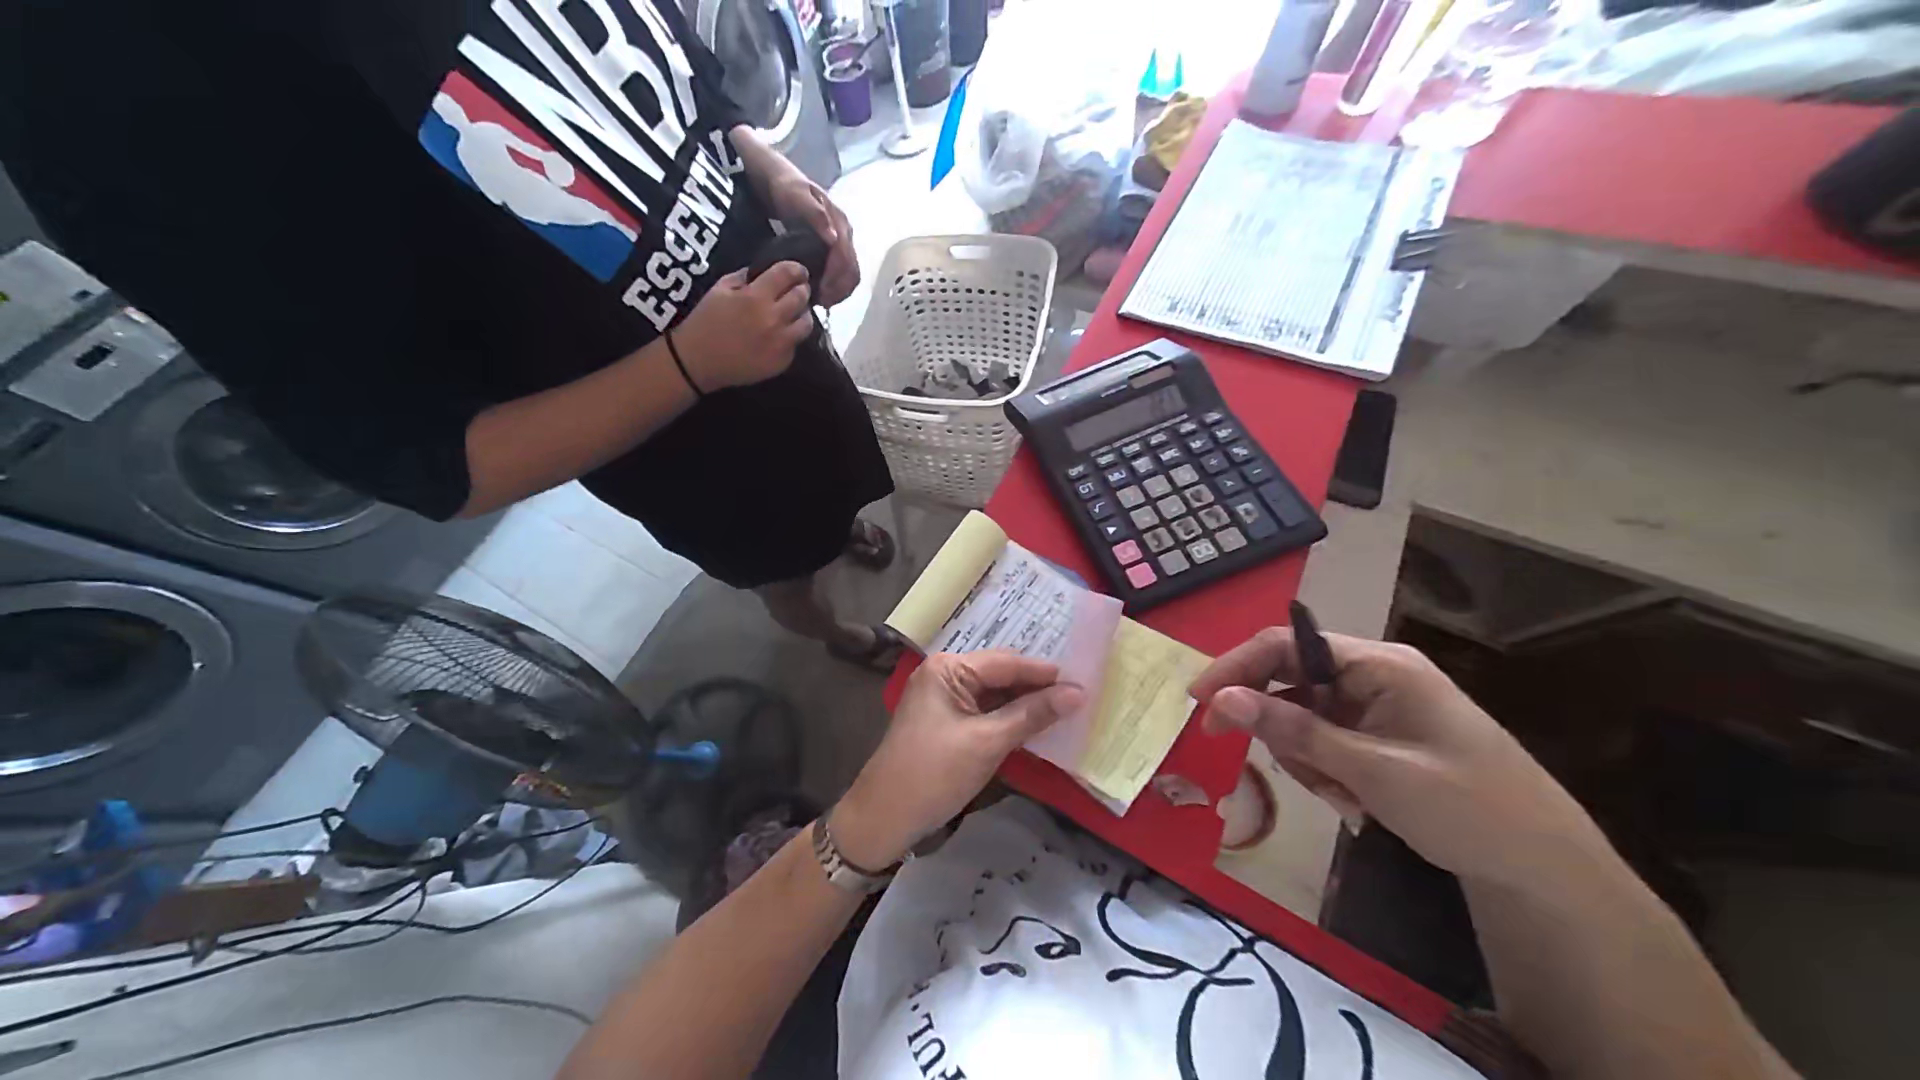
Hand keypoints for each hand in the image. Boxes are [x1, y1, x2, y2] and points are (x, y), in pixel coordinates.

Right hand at [670, 262, 813, 390]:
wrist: (697, 362)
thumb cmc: (705, 322)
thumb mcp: (720, 290)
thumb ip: (744, 278)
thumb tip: (765, 272)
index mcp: (756, 297)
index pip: (788, 274)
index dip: (797, 269)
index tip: (798, 271)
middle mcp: (774, 319)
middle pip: (802, 297)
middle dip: (801, 290)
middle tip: (797, 290)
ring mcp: (781, 343)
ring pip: (806, 323)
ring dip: (802, 314)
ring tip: (793, 313)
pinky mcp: (782, 361)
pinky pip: (795, 344)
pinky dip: (791, 337)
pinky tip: (779, 336)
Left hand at [763, 172, 858, 306]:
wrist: (778, 179)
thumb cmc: (785, 187)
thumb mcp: (795, 195)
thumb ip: (814, 215)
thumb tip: (833, 239)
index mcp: (839, 222)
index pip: (845, 258)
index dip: (835, 280)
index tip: (822, 295)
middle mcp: (845, 233)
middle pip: (852, 270)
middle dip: (839, 290)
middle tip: (821, 304)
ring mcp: (842, 241)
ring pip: (850, 274)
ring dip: (839, 291)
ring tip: (821, 302)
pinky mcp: (835, 248)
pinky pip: (843, 273)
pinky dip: (836, 287)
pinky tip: (822, 294)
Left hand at [832, 652, 1084, 869]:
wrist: (884, 818)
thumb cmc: (934, 773)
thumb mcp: (987, 742)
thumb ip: (1032, 714)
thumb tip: (1077, 694)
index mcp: (947, 668)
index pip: (1006, 662)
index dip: (1044, 673)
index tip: (1084, 681)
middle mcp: (944, 675)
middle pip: (1000, 675)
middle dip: (1037, 686)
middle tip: (1080, 694)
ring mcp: (943, 700)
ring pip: (994, 695)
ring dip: (1025, 704)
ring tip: (1067, 709)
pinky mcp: (946, 723)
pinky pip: (985, 712)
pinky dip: (1009, 719)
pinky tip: (1036, 726)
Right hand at [1189, 629, 1607, 890]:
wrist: (1546, 870)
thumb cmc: (1467, 807)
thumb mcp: (1371, 770)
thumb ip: (1293, 730)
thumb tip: (1219, 699)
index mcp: (1380, 664)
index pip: (1287, 644)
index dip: (1237, 667)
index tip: (1199, 700)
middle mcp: (1374, 674)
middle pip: (1291, 680)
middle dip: (1281, 727)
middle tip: (1287, 769)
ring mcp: (1377, 705)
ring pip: (1304, 716)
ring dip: (1307, 758)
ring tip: (1343, 799)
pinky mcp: (1379, 734)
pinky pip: (1325, 740)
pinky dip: (1325, 770)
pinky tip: (1353, 803)